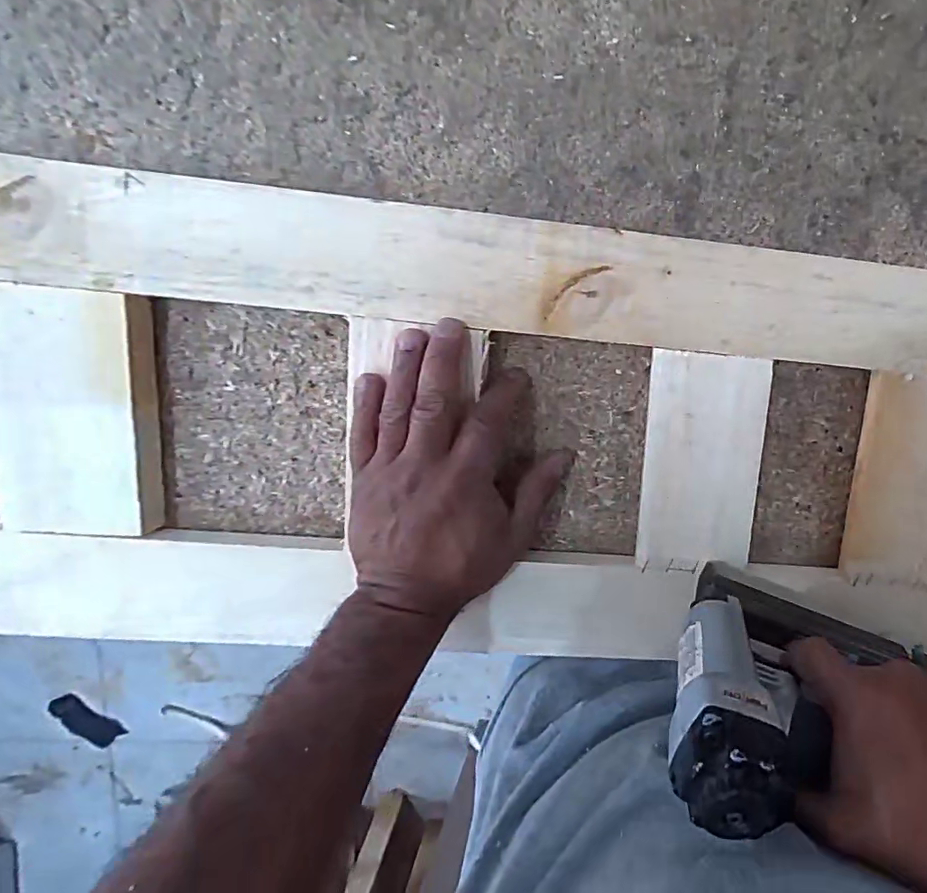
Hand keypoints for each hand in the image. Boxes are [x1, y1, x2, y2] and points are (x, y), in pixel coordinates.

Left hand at [348, 317, 572, 623]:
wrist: (400, 600)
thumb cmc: (463, 567)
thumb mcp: (513, 537)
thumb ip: (535, 492)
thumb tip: (564, 455)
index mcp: (466, 478)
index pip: (487, 423)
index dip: (503, 393)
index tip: (515, 373)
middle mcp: (426, 465)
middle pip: (435, 403)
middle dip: (443, 360)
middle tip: (449, 325)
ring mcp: (390, 470)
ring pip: (397, 411)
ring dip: (405, 370)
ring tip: (412, 336)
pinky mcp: (363, 479)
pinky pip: (362, 436)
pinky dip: (366, 405)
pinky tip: (371, 377)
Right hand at [787, 639, 926, 892]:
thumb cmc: (922, 828)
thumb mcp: (844, 826)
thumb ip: (804, 800)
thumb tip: (792, 791)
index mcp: (859, 696)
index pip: (812, 651)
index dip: (793, 656)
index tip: (787, 668)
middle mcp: (896, 675)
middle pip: (855, 677)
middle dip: (845, 706)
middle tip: (848, 748)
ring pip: (893, 688)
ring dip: (885, 713)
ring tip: (896, 761)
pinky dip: (921, 718)